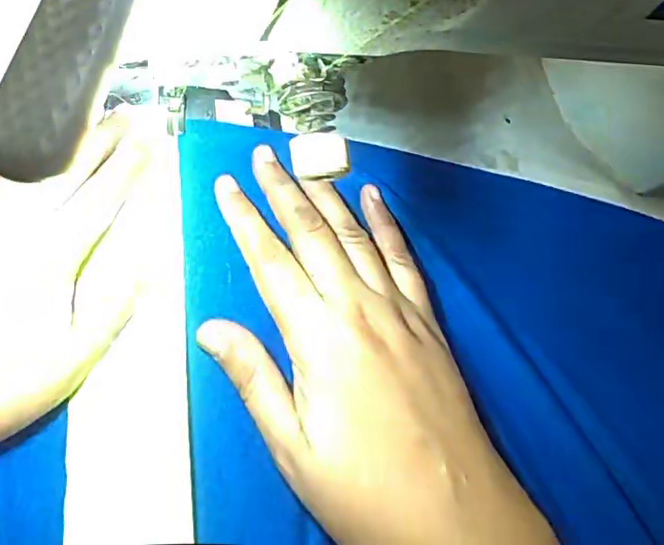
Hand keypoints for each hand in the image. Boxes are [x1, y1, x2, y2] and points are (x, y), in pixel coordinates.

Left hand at [0, 109, 162, 541]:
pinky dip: (10, 157)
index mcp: (49, 255)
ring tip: (86, 123)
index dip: (131, 164)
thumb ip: (114, 309)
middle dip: (102, 137)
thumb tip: (151, 264)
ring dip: (62, 141)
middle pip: (67, 168)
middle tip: (127, 114)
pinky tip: (23, 151)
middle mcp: (11, 225)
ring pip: (26, 164)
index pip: (102, 194)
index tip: (152, 138)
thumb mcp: (66, 366)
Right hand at [198, 146, 556, 544]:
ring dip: (327, 194)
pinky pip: (403, 256)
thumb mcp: (293, 448)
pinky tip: (375, 195)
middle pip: (312, 234)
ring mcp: (396, 307)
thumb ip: (254, 378)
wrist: (453, 512)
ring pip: (355, 235)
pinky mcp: (425, 317)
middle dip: (283, 189)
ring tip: (307, 162)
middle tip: (264, 154)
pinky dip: (387, 222)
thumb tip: (210, 328)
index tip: (227, 186)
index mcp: (317, 337)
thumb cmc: (362, 489)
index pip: (271, 262)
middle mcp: (357, 307)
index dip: (245, 220)